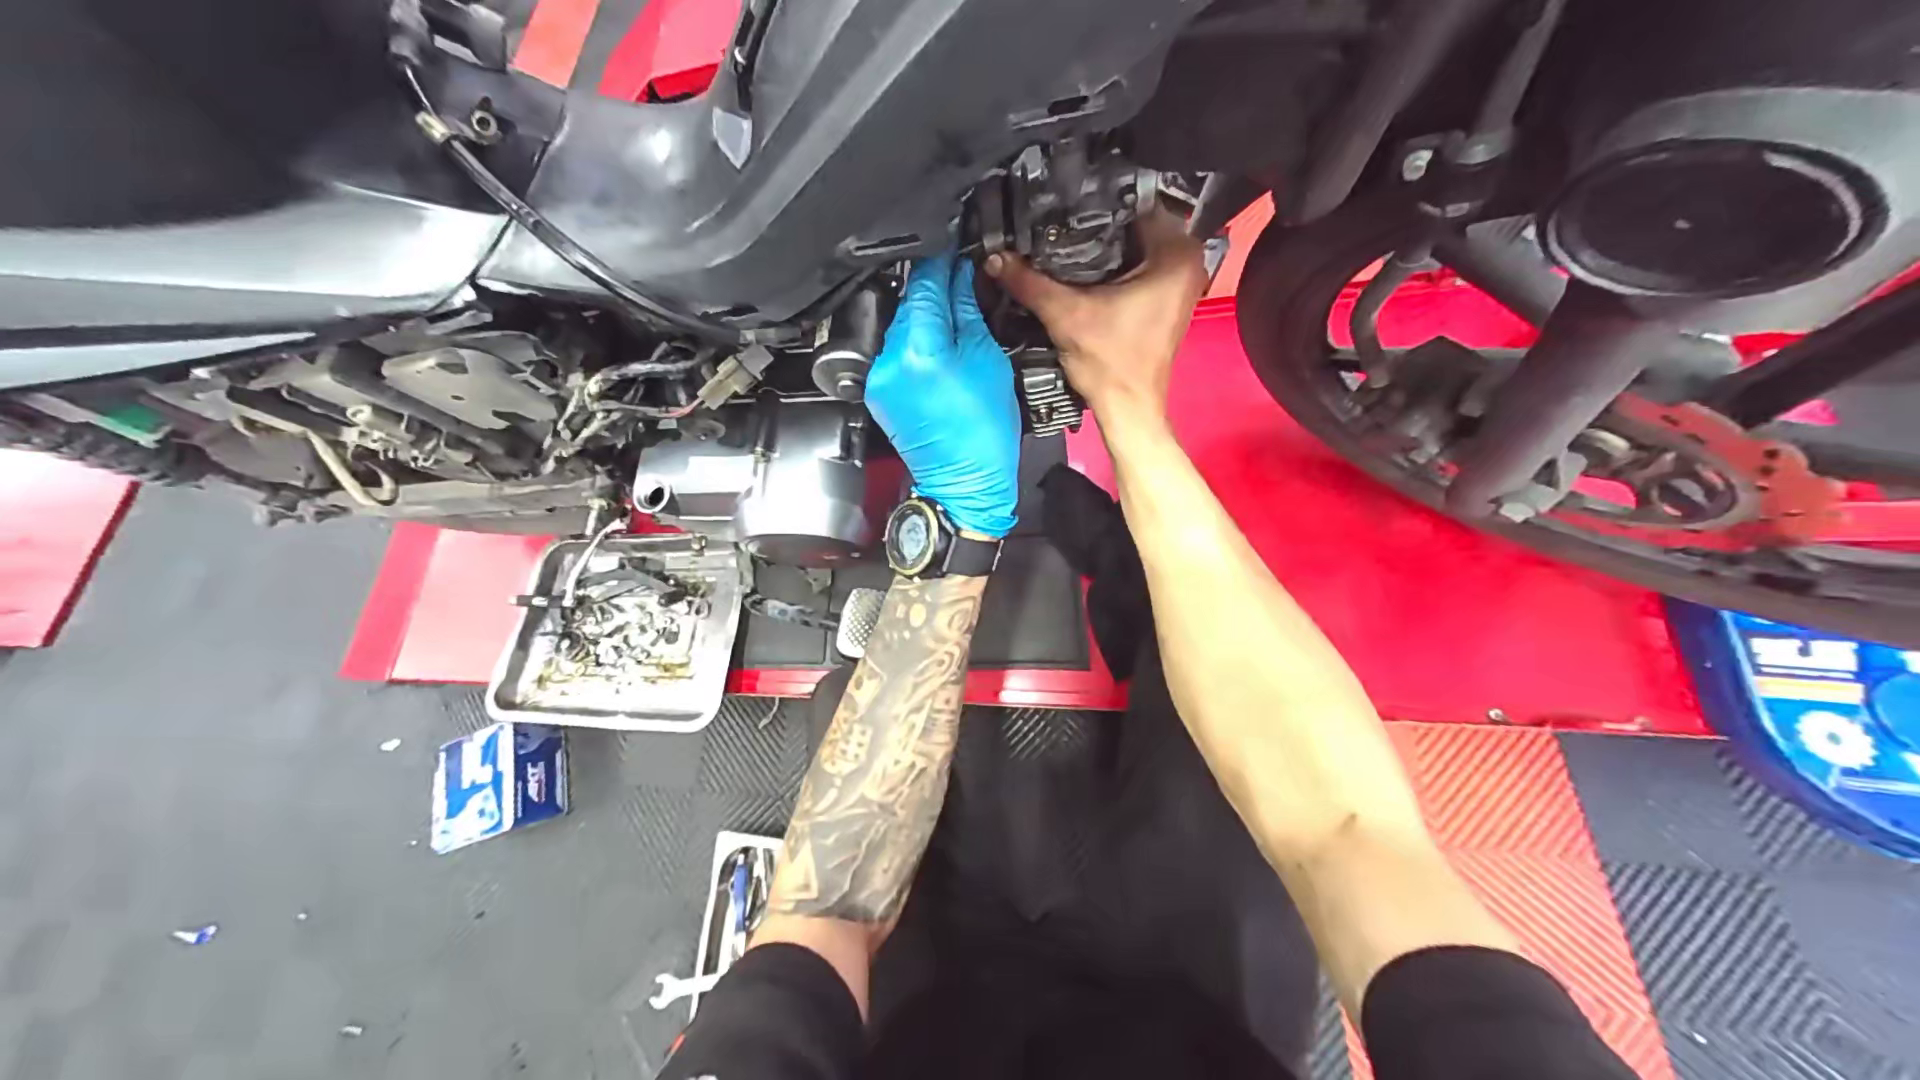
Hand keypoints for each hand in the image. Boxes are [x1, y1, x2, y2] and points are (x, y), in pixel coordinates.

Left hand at [865, 252, 1020, 538]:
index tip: (956, 253)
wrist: (965, 481)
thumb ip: (969, 314)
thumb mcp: (988, 361)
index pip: (925, 285)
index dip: (943, 264)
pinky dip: (915, 343)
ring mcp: (880, 378)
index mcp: (919, 350)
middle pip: (908, 303)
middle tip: (962, 282)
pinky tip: (937, 349)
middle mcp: (890, 361)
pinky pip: (895, 352)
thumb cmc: (983, 434)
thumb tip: (962, 280)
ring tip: (953, 317)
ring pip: (901, 327)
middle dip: (935, 290)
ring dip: (925, 317)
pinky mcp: (879, 392)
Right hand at [986, 208, 1207, 426]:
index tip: (1061, 200)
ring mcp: (1179, 281)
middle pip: (1133, 224)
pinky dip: (1112, 265)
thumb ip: (1030, 282)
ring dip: (1102, 244)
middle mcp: (1187, 260)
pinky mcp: (1165, 299)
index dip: (1094, 202)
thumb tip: (994, 257)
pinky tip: (1080, 265)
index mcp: (1176, 254)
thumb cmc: (1109, 363)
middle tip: (1056, 216)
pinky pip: (1138, 266)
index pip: (1133, 204)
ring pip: (1135, 246)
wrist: (1128, 410)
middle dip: (1095, 223)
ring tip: (1062, 235)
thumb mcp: (1066, 315)